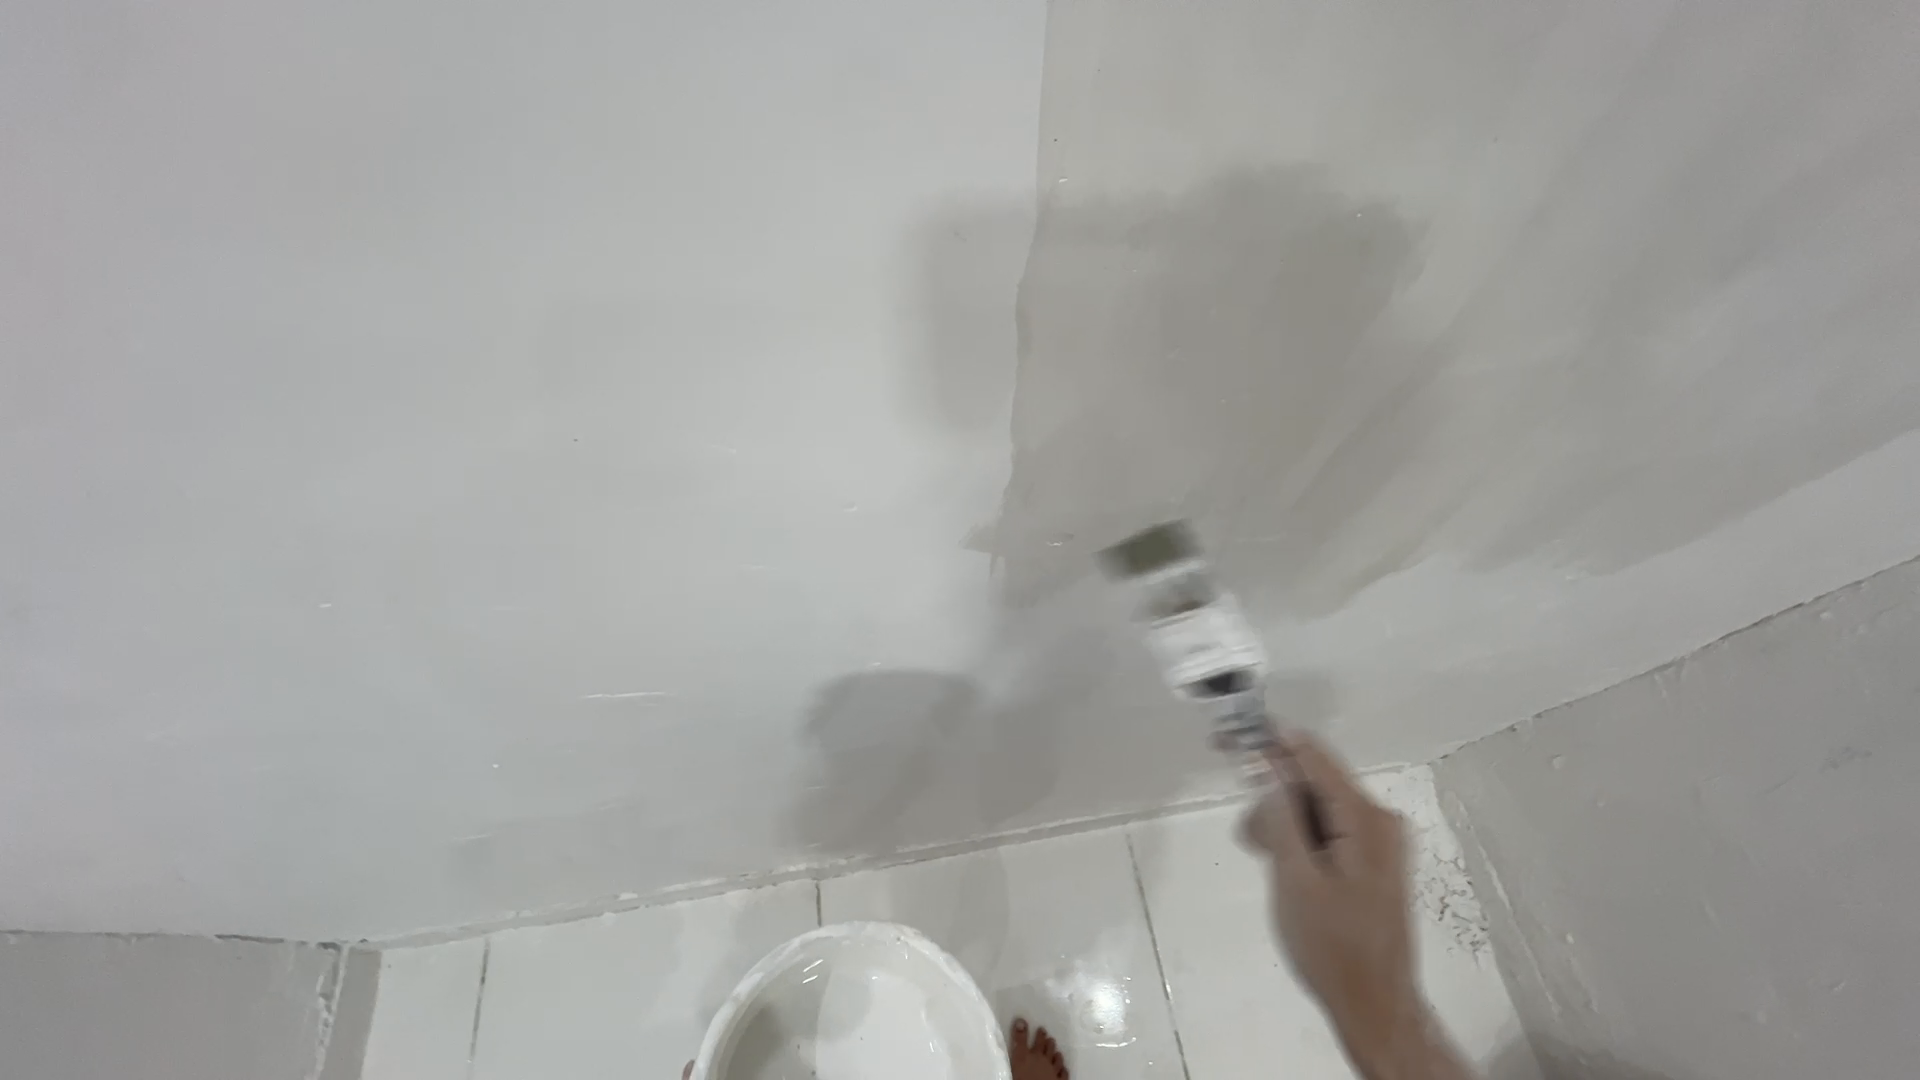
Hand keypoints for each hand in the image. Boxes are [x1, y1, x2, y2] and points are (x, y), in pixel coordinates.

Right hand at [1238, 734, 1418, 1043]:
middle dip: (1269, 792)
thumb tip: (1270, 764)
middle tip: (1242, 821)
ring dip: (1278, 818)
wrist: (1374, 1005)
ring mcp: (1376, 839)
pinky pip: (1323, 827)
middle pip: (1311, 781)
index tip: (1227, 736)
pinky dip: (1295, 834)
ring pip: (1312, 805)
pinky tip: (1275, 857)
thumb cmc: (1332, 944)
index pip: (1311, 756)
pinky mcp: (1368, 857)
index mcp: (1365, 818)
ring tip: (1257, 850)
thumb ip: (1283, 815)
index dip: (1267, 740)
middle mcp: (1377, 819)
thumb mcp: (1296, 877)